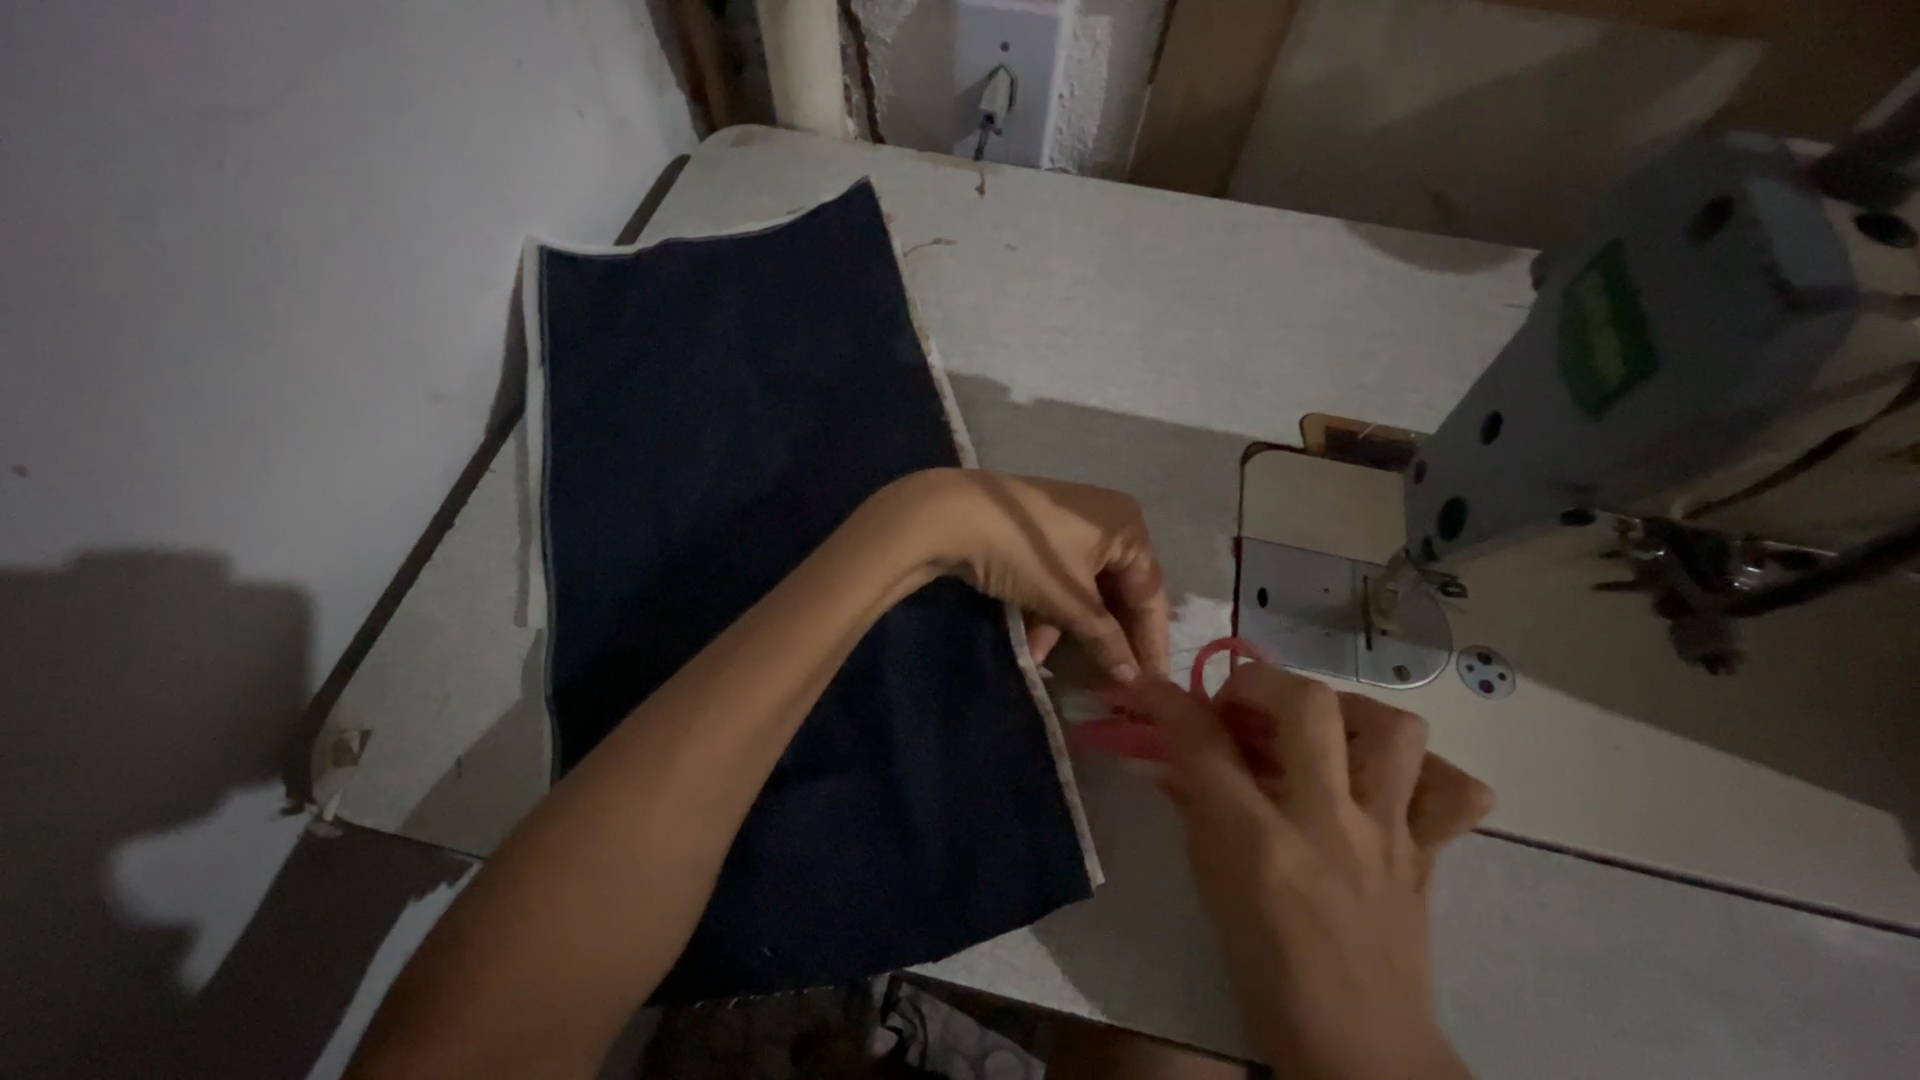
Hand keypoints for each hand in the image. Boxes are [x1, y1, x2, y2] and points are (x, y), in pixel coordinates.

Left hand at [899, 468, 1169, 683]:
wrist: (950, 516)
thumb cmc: (1025, 553)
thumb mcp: (1068, 599)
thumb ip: (1104, 638)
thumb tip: (1132, 679)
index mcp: (1127, 526)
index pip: (1149, 592)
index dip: (1149, 641)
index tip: (1154, 684)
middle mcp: (1105, 521)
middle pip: (1116, 592)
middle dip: (1106, 638)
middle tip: (1112, 682)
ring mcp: (1068, 528)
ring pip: (1083, 591)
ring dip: (1070, 631)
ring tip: (1061, 669)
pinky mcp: (1036, 539)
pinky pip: (1057, 581)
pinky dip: (1048, 613)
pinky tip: (1033, 648)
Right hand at [1125, 663, 1492, 1079]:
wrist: (1356, 1044)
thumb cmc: (1265, 968)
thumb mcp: (1210, 883)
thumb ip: (1196, 809)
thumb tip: (1180, 758)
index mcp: (1258, 842)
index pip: (1205, 744)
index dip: (1169, 701)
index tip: (1151, 685)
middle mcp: (1327, 824)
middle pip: (1307, 706)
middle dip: (1261, 682)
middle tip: (1241, 705)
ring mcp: (1388, 836)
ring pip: (1394, 730)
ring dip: (1349, 712)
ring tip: (1321, 731)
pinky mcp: (1428, 854)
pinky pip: (1456, 794)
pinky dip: (1428, 773)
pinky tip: (1390, 780)